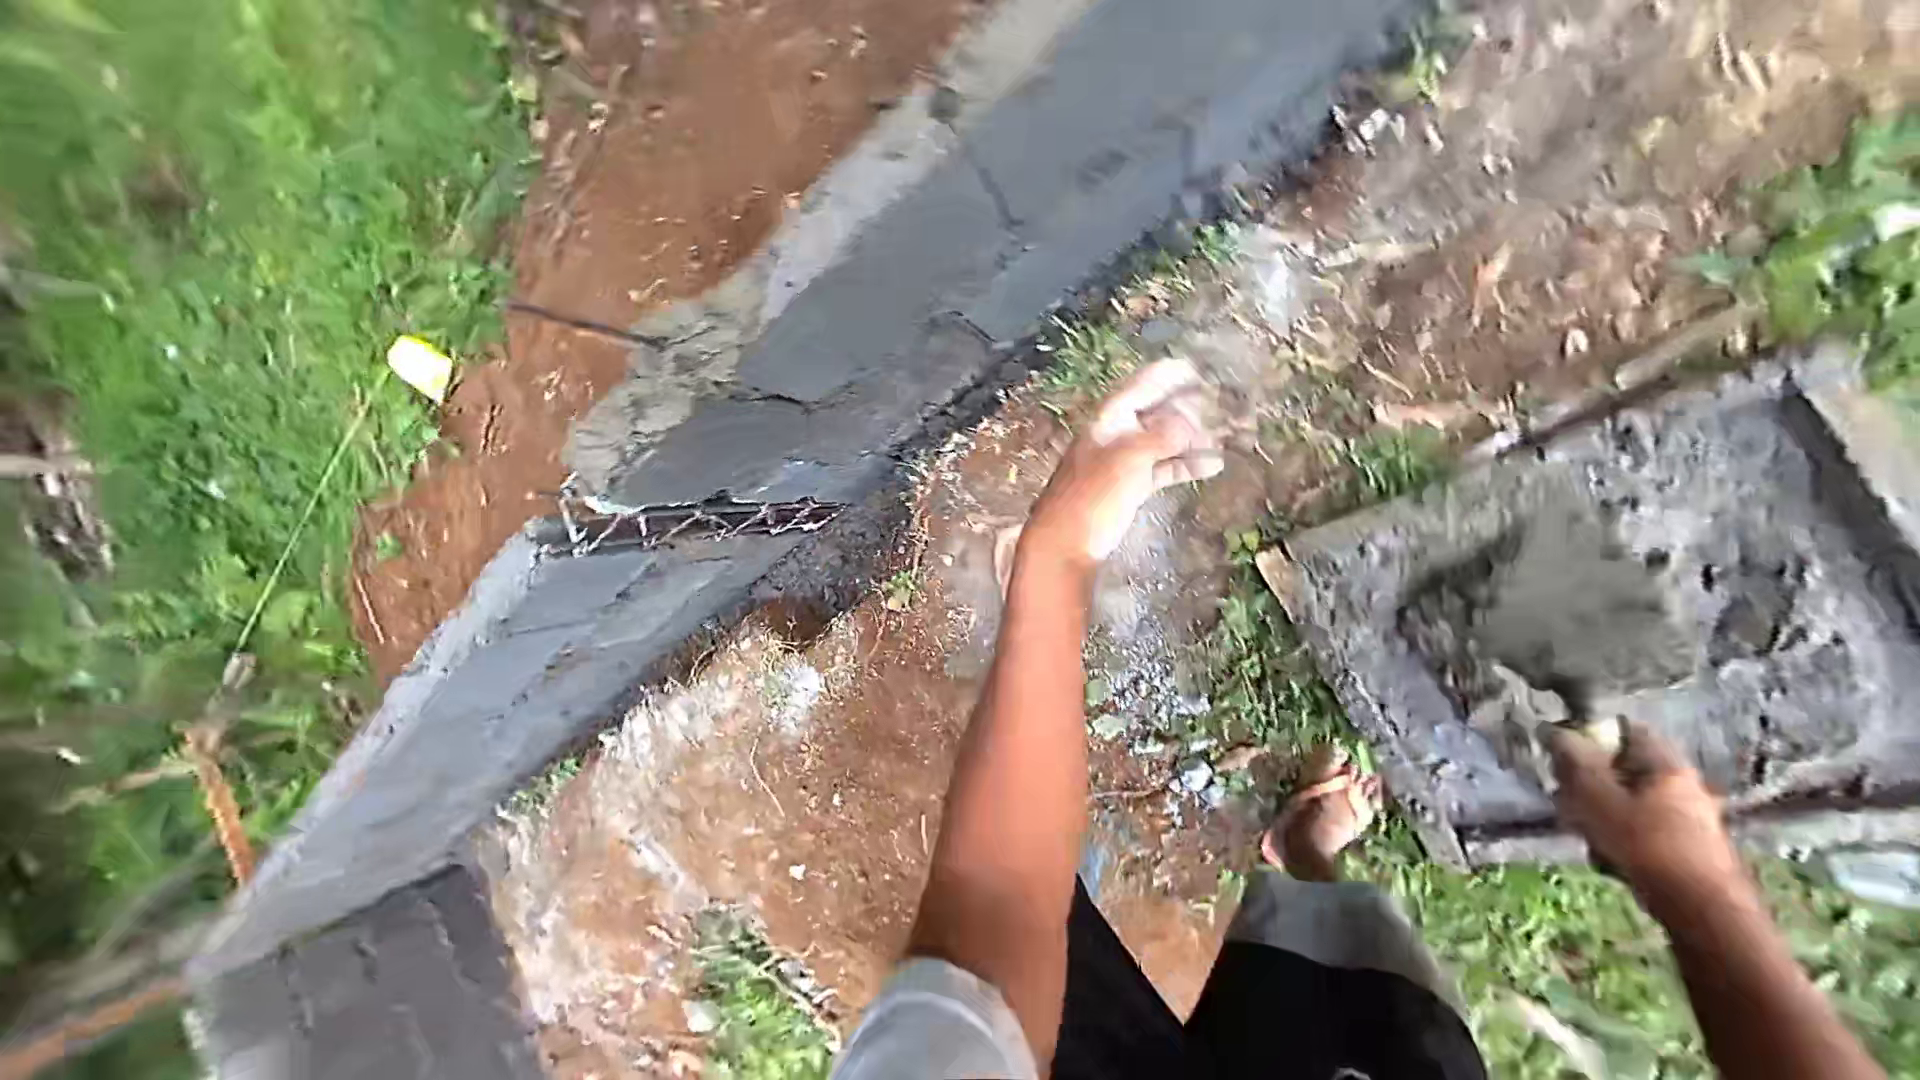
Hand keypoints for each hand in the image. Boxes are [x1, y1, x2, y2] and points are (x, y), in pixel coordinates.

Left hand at [1023, 359, 1223, 565]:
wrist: (1064, 544)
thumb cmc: (1091, 497)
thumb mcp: (1128, 459)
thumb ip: (1161, 436)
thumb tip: (1191, 422)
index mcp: (1107, 421)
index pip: (1139, 388)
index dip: (1165, 376)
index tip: (1194, 368)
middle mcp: (1115, 436)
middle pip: (1155, 413)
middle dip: (1187, 408)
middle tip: (1221, 404)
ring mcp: (1122, 463)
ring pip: (1162, 442)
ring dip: (1192, 439)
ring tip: (1226, 436)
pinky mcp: (1129, 488)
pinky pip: (1162, 469)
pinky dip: (1184, 465)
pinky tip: (1211, 466)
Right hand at [1546, 721, 1749, 917]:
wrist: (1702, 911)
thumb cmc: (1642, 841)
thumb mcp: (1592, 792)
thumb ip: (1570, 756)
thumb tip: (1554, 728)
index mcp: (1667, 766)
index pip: (1626, 729)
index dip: (1590, 733)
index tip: (1563, 750)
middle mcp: (1687, 786)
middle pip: (1624, 767)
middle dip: (1589, 779)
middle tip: (1565, 794)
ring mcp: (1693, 820)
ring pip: (1630, 799)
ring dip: (1600, 810)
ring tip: (1583, 831)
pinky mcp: (1691, 849)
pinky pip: (1643, 828)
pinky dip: (1619, 835)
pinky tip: (1607, 856)